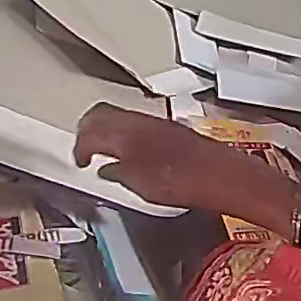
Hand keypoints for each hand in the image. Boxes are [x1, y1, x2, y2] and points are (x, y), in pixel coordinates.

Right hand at [72, 103, 292, 218]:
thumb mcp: (139, 186)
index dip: (79, 147)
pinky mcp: (175, 129)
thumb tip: (107, 169)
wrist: (221, 176)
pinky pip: (142, 123)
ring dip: (109, 130)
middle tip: (84, 146)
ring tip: (106, 149)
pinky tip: (136, 150)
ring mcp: (159, 122)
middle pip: (102, 114)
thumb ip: (117, 173)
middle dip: (88, 129)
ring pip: (123, 116)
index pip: (88, 131)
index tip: (79, 160)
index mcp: (124, 133)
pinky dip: (130, 133)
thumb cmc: (185, 181)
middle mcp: (140, 121)